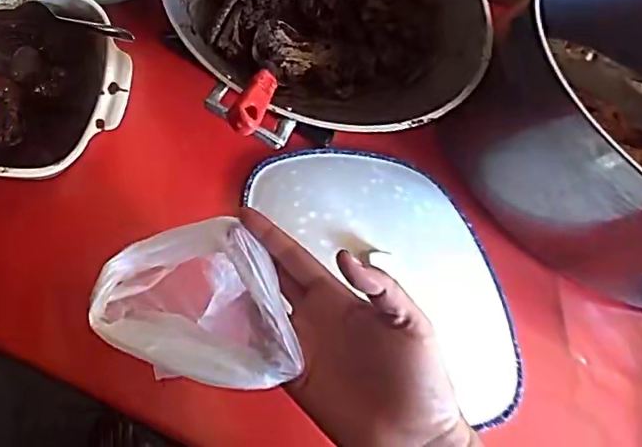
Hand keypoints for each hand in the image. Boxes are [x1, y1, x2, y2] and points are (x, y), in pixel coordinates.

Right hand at [240, 208, 471, 446]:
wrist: (418, 439)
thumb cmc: (421, 380)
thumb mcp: (411, 321)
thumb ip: (382, 285)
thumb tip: (347, 259)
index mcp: (336, 297)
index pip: (295, 258)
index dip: (271, 237)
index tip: (249, 217)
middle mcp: (314, 317)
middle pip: (271, 278)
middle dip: (248, 257)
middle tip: (225, 239)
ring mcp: (304, 347)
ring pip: (262, 313)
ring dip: (242, 295)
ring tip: (220, 277)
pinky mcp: (297, 379)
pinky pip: (264, 354)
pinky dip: (246, 341)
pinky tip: (232, 326)